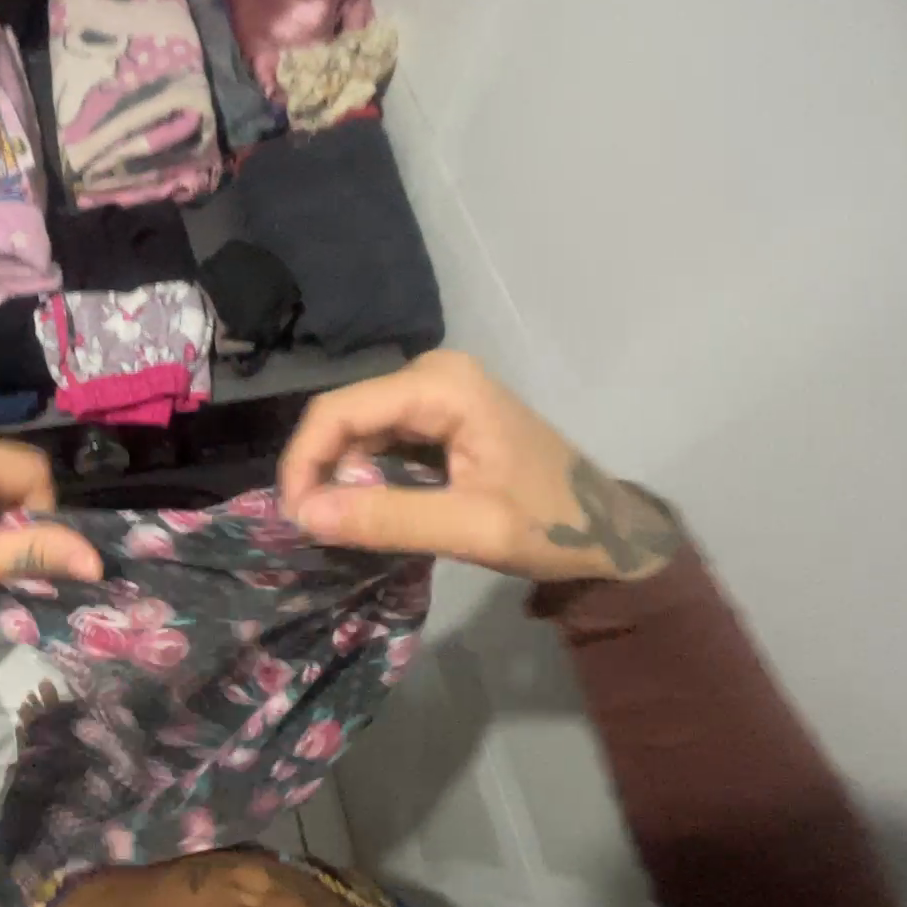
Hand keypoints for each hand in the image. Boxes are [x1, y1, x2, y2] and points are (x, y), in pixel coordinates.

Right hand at [278, 351, 679, 581]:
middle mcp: (429, 375)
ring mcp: (430, 392)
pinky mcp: (431, 414)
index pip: (338, 412)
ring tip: (334, 521)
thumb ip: (387, 519)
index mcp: (442, 386)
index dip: (303, 462)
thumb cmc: (554, 526)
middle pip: (340, 416)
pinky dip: (356, 473)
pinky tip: (360, 504)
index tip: (295, 518)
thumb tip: (303, 516)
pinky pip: (371, 437)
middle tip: (312, 525)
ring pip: (350, 428)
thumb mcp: (471, 528)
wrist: (612, 532)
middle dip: (316, 470)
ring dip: (333, 474)